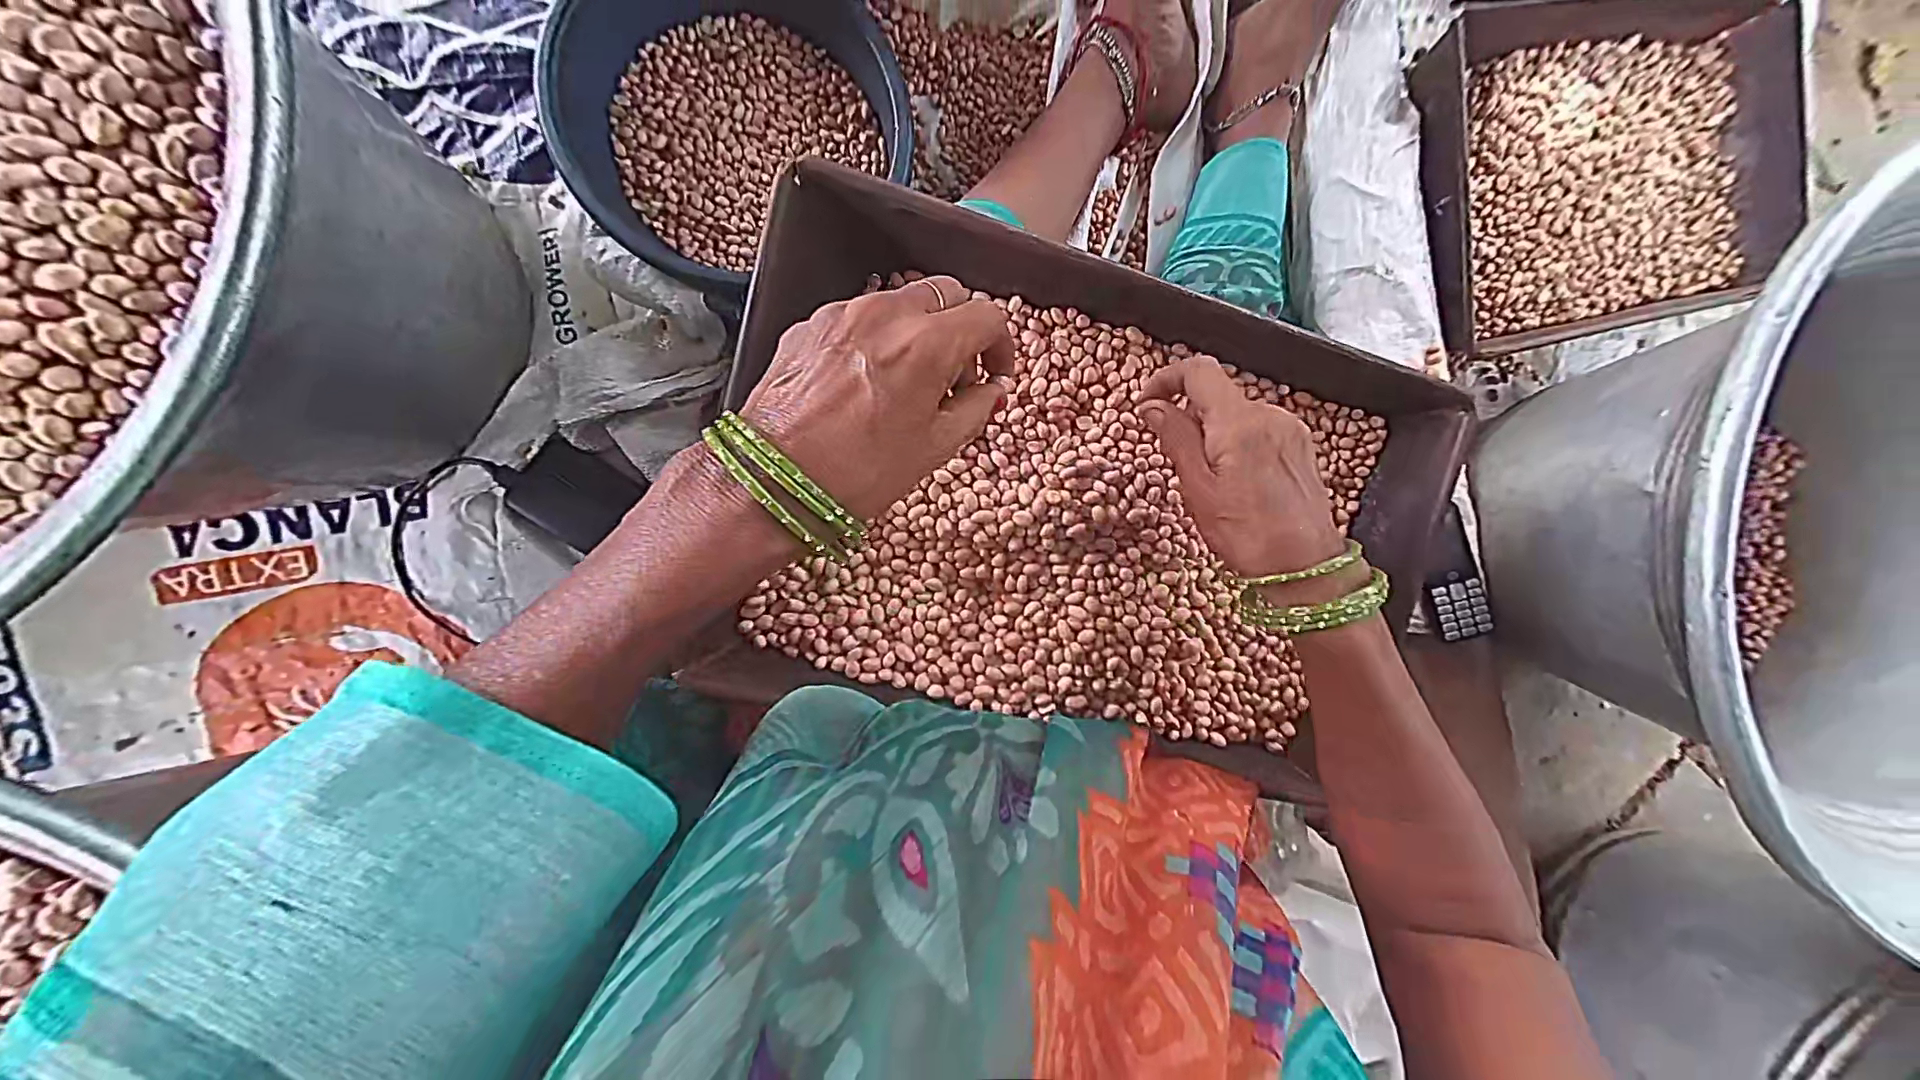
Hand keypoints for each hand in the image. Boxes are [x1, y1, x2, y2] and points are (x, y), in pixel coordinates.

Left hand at [739, 276, 1016, 520]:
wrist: (774, 481)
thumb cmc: (855, 473)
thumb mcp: (934, 448)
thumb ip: (976, 408)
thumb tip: (992, 390)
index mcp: (926, 344)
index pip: (988, 316)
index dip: (1001, 346)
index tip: (994, 371)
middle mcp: (885, 314)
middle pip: (947, 294)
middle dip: (961, 329)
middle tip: (956, 375)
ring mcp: (842, 313)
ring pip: (901, 301)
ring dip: (919, 331)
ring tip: (907, 381)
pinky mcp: (810, 324)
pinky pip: (859, 316)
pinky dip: (876, 338)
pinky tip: (866, 380)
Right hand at [1137, 356, 1344, 576]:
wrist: (1305, 566)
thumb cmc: (1246, 534)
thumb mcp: (1198, 488)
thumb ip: (1175, 438)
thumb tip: (1153, 406)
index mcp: (1239, 423)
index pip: (1198, 370)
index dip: (1165, 378)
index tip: (1146, 404)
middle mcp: (1269, 414)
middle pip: (1217, 392)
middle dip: (1186, 413)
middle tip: (1171, 453)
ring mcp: (1288, 428)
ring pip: (1235, 412)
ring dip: (1210, 430)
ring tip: (1203, 476)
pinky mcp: (1298, 445)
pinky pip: (1256, 428)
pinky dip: (1233, 440)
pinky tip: (1231, 478)